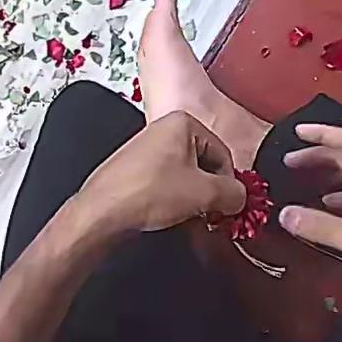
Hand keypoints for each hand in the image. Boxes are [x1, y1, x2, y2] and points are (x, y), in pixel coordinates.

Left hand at [73, 111, 249, 237]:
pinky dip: (174, 199)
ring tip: (190, 219)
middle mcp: (164, 129)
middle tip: (211, 216)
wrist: (101, 213)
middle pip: (205, 164)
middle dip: (210, 193)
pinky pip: (166, 181)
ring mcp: (147, 148)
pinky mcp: (134, 168)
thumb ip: (233, 193)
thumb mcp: (204, 194)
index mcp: (184, 123)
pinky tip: (171, 217)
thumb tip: (240, 198)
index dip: (229, 184)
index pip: (223, 154)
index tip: (228, 207)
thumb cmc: (151, 193)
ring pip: (186, 176)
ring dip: (193, 199)